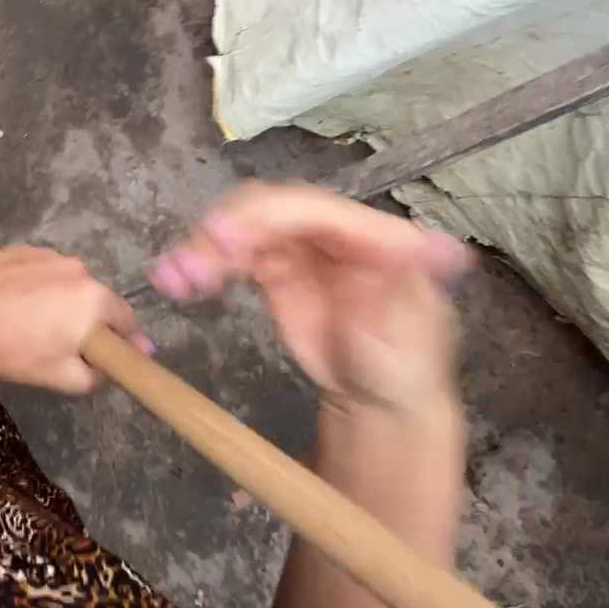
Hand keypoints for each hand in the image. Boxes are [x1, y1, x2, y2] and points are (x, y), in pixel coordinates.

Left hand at [0, 246, 144, 392]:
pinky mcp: (16, 250)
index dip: (122, 341)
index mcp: (95, 298)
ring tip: (33, 320)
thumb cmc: (17, 352)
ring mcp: (43, 254)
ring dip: (60, 298)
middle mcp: (75, 268)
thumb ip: (102, 373)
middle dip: (87, 319)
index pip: (126, 320)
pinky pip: (38, 270)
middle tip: (64, 341)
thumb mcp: (69, 379)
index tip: (108, 355)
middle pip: (95, 298)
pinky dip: (35, 284)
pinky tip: (15, 302)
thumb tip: (113, 363)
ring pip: (65, 281)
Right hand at [148, 183, 471, 416]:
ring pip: (238, 227)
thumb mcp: (407, 329)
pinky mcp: (269, 267)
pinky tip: (174, 279)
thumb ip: (403, 284)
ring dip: (199, 247)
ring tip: (171, 277)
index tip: (221, 239)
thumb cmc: (401, 367)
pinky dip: (198, 263)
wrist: (376, 398)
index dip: (263, 217)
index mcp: (371, 236)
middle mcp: (329, 232)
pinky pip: (227, 253)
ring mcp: (297, 247)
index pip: (311, 209)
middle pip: (265, 209)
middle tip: (188, 262)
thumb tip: (437, 245)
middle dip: (222, 230)